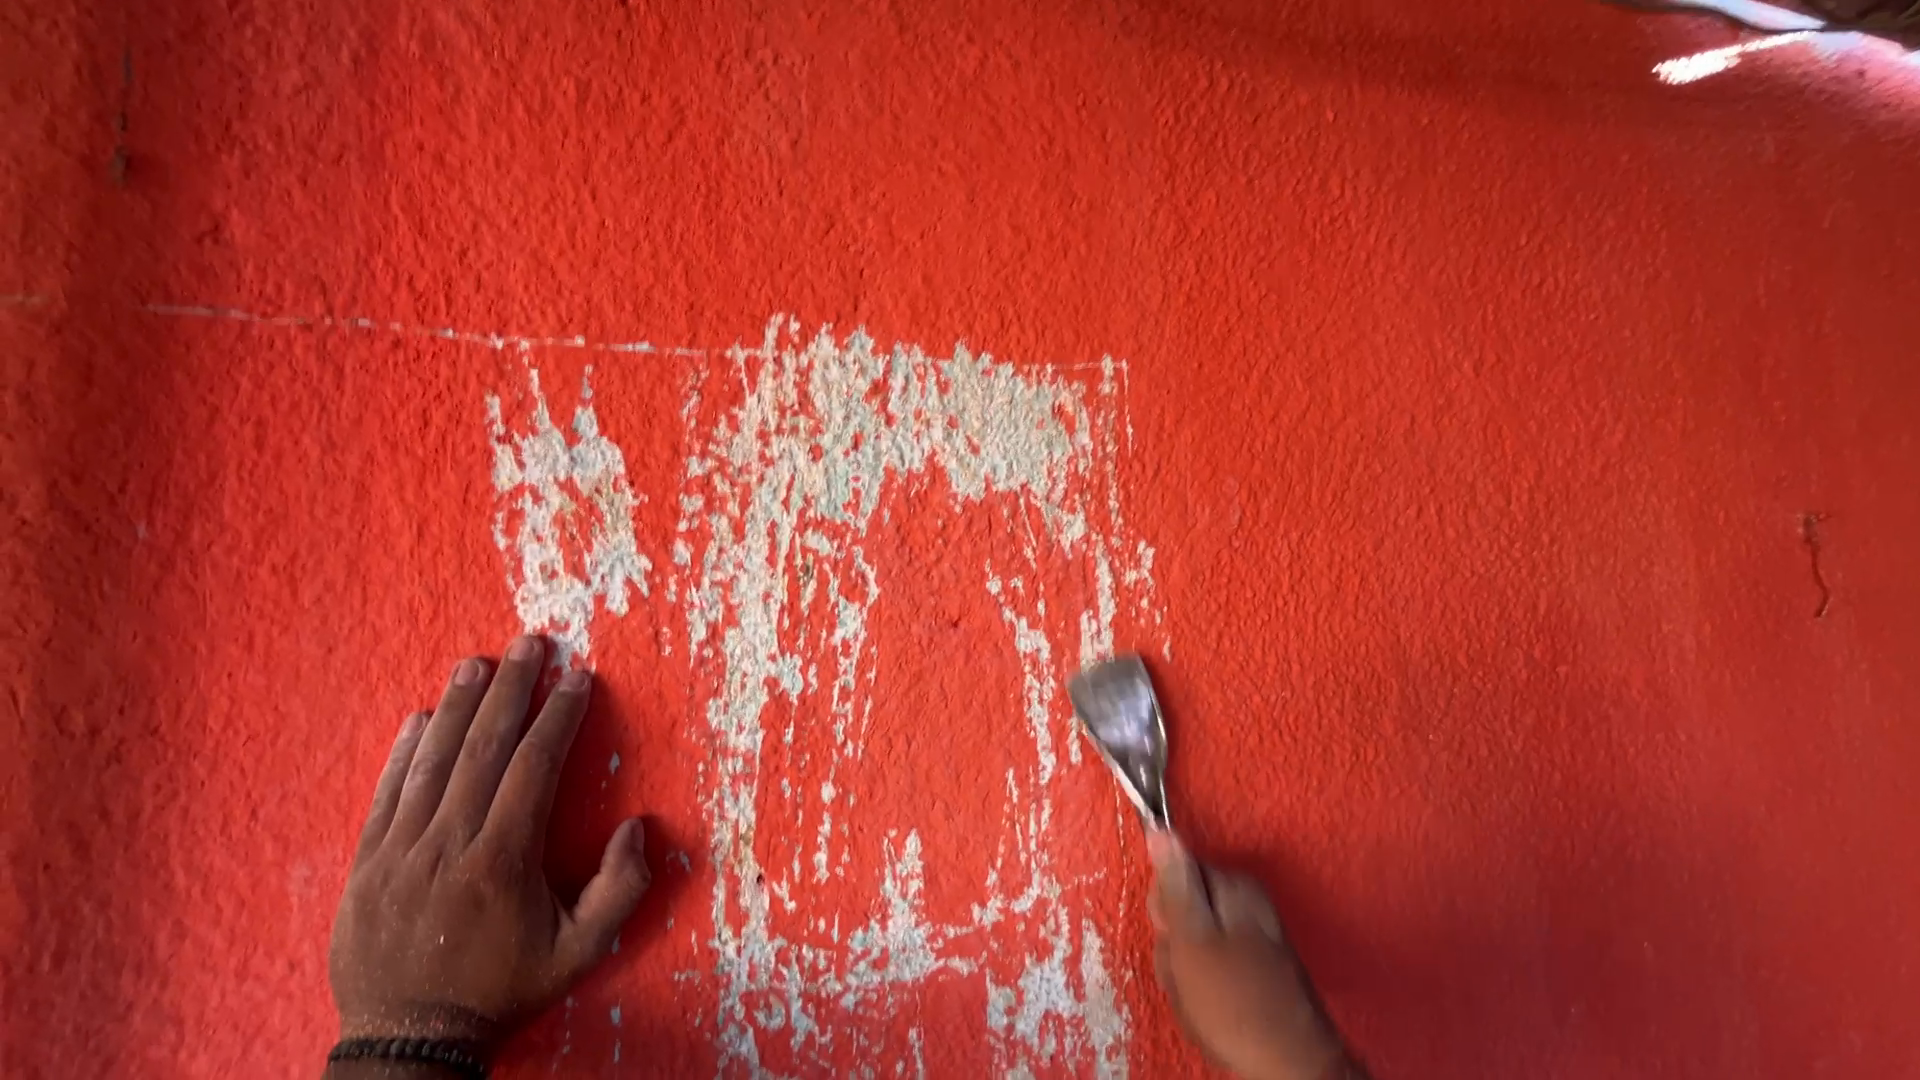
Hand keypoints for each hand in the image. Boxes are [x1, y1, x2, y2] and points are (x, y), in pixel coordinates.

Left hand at [328, 635, 650, 1058]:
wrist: (408, 1041)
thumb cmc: (505, 987)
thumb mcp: (582, 952)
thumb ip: (621, 889)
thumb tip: (638, 825)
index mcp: (502, 861)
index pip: (534, 767)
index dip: (559, 716)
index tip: (578, 678)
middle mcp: (447, 846)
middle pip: (483, 750)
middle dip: (511, 690)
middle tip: (529, 644)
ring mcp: (399, 854)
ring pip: (432, 763)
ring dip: (458, 707)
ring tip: (476, 663)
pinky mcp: (365, 866)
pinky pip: (385, 795)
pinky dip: (403, 752)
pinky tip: (420, 717)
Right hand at [1148, 832, 1359, 1079]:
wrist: (1290, 1066)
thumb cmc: (1235, 1001)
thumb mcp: (1192, 937)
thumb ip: (1174, 882)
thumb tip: (1160, 828)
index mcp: (1232, 885)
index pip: (1172, 870)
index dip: (1164, 906)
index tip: (1171, 936)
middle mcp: (1247, 900)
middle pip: (1183, 903)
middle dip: (1174, 940)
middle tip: (1185, 970)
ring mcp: (1254, 933)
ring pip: (1194, 937)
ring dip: (1185, 967)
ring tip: (1199, 994)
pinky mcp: (1256, 964)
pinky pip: (1212, 962)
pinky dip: (1204, 983)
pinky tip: (1212, 1005)